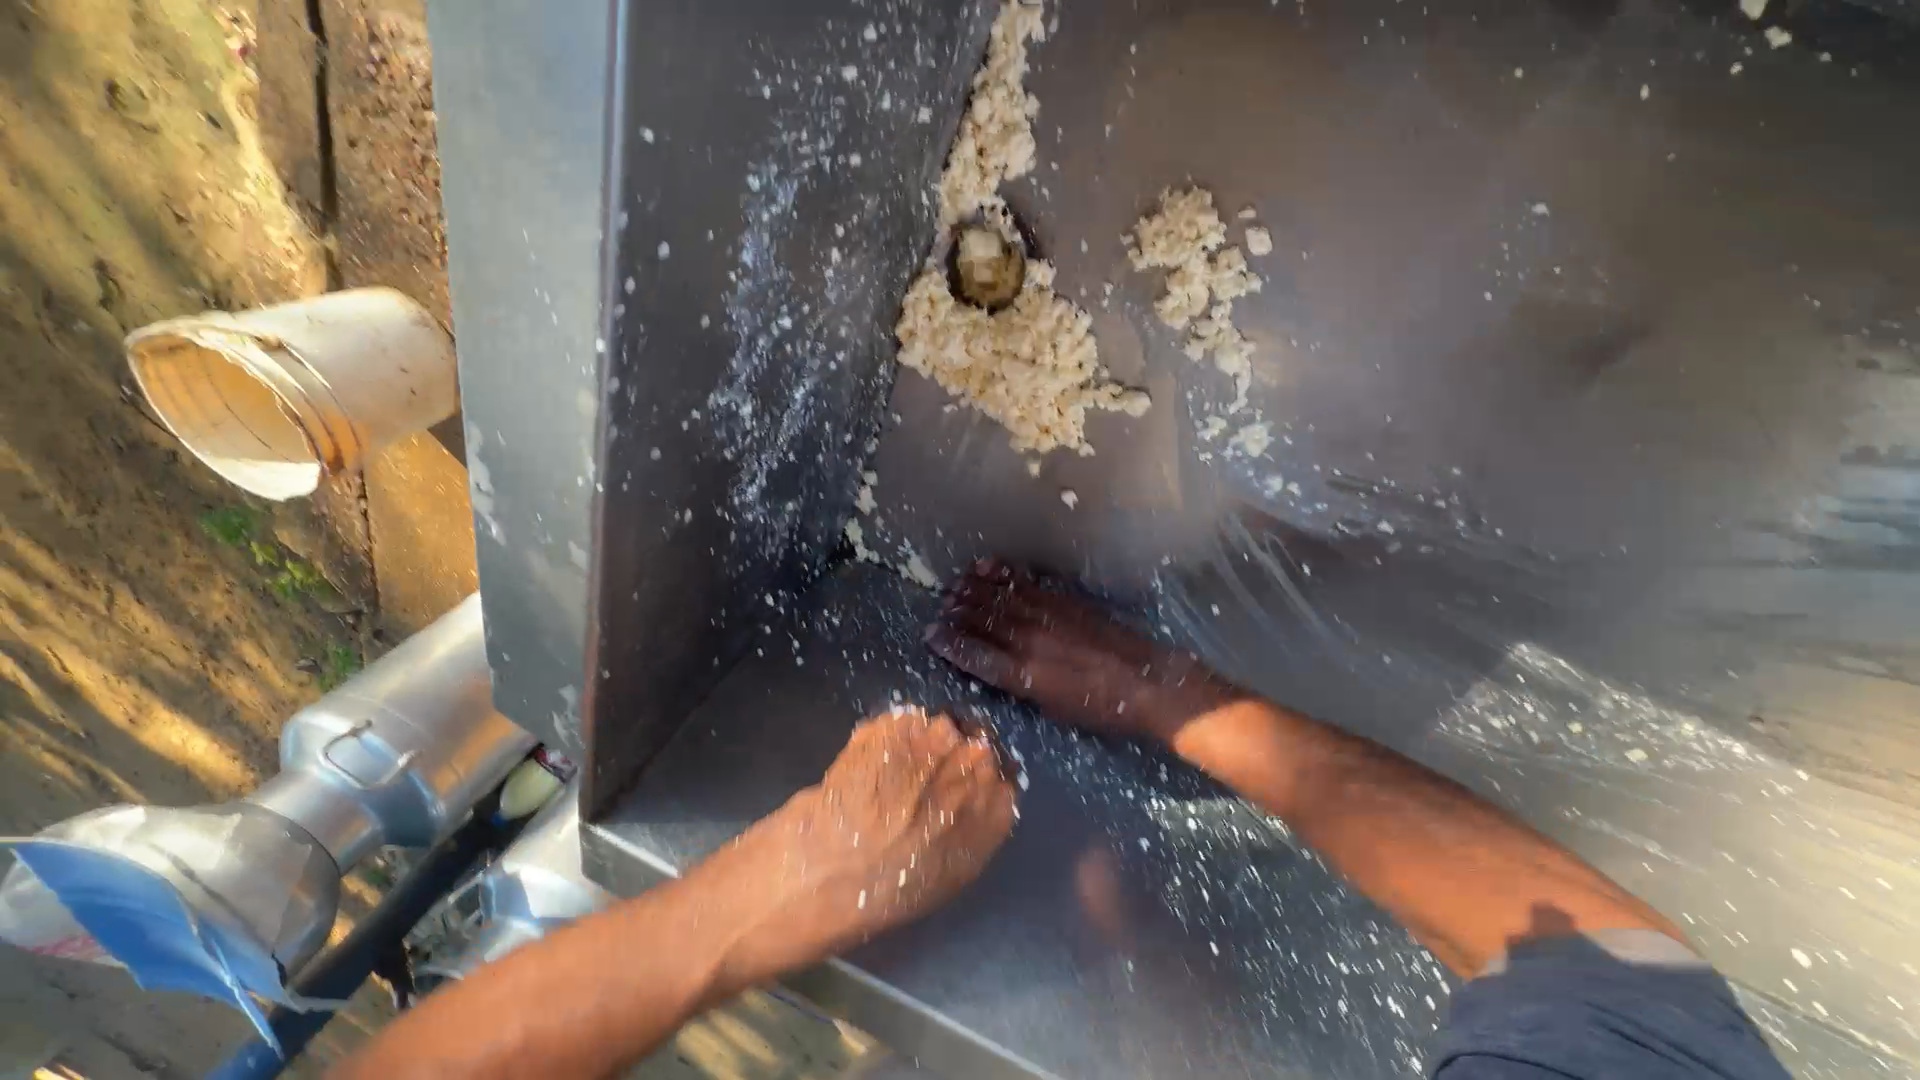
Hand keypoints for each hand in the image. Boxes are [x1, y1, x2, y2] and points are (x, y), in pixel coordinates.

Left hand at [699, 708, 1017, 984]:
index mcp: (994, 809)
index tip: (955, 786)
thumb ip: (971, 830)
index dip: (975, 779)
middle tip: (918, 775)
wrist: (823, 872)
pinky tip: (864, 766)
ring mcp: (934, 736)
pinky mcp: (892, 721)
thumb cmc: (882, 892)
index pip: (1002, 776)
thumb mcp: (947, 876)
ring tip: (887, 772)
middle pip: (972, 741)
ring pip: (935, 728)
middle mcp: (975, 763)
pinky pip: (899, 723)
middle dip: (950, 754)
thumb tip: (964, 803)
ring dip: (917, 743)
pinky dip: (884, 739)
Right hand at [925, 559, 1235, 742]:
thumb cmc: (1102, 709)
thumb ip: (1024, 684)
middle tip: (940, 605)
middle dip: (958, 612)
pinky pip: (1028, 584)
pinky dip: (1005, 575)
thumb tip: (1003, 668)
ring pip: (1002, 598)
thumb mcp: (1054, 708)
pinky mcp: (1065, 601)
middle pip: (984, 621)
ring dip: (975, 590)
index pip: (976, 656)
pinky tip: (990, 568)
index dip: (951, 644)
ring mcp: (1048, 617)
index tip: (930, 635)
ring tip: (955, 584)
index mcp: (1024, 675)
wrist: (1148, 682)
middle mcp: (1030, 641)